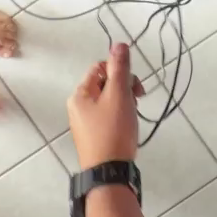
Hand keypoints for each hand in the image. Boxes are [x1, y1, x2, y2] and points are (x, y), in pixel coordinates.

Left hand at [67, 42, 145, 168]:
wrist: (109, 172)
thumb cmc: (113, 130)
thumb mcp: (118, 94)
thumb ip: (119, 68)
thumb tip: (119, 43)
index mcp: (80, 95)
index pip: (100, 67)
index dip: (119, 70)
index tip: (134, 84)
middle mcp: (78, 107)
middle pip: (105, 83)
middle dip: (124, 86)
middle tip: (137, 98)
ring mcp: (85, 123)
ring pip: (109, 99)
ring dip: (124, 100)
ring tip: (133, 114)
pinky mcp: (94, 135)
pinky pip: (108, 114)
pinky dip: (120, 114)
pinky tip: (128, 125)